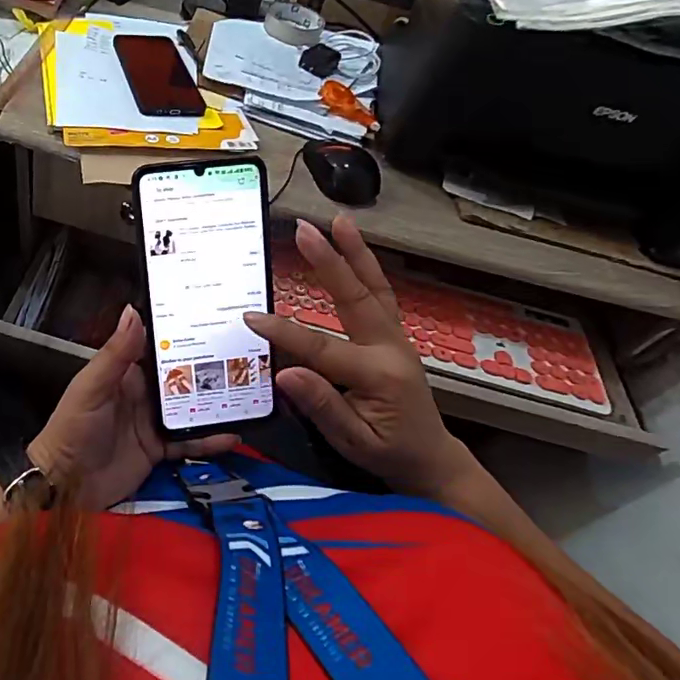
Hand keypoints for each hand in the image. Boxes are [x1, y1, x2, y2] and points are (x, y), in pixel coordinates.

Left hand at [27, 305, 238, 510]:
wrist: (64, 485)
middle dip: (209, 370)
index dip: (182, 337)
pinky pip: (189, 442)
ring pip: (190, 409)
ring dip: (214, 404)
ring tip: (245, 394)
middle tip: (244, 358)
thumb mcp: (93, 387)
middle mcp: (142, 395)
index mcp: (125, 374)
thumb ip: (116, 353)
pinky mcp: (158, 450)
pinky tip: (232, 434)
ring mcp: (152, 422)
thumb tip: (133, 311)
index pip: (158, 349)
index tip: (213, 321)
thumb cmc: (71, 430)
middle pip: (181, 378)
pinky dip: (209, 439)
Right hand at [244, 217, 468, 499]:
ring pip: (374, 288)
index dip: (283, 332)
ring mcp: (396, 338)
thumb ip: (322, 405)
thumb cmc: (388, 453)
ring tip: (338, 221)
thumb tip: (286, 373)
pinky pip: (381, 296)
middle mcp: (390, 348)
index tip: (250, 317)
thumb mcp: (353, 441)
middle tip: (304, 231)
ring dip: (354, 253)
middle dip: (328, 262)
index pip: (322, 348)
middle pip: (355, 297)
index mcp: (378, 375)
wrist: (429, 458)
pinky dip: (367, 268)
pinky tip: (354, 247)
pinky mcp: (395, 336)